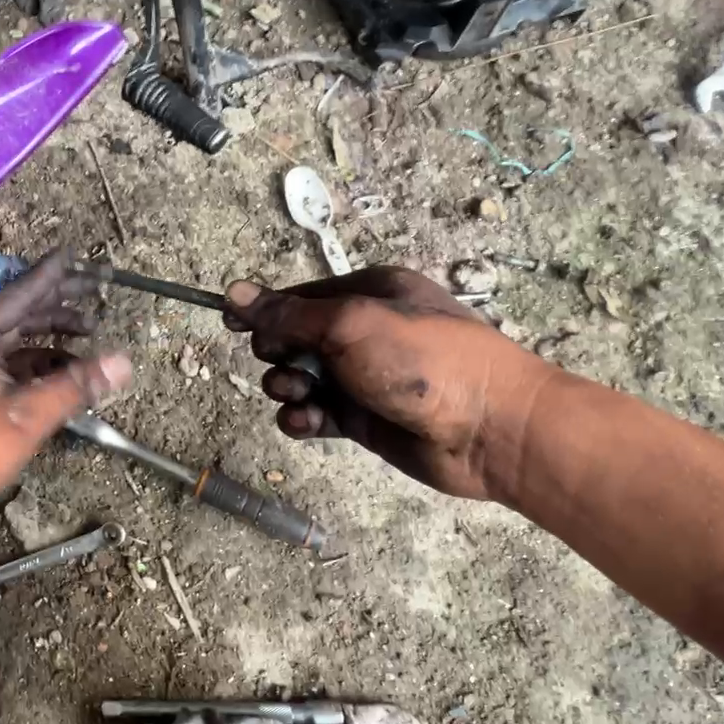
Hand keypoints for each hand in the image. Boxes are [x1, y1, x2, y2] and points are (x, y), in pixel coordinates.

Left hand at [0, 251, 132, 521]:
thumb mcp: (29, 416)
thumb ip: (77, 385)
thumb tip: (122, 362)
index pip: (19, 295)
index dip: (51, 276)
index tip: (74, 255)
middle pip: (19, 311)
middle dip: (58, 304)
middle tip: (95, 289)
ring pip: (15, 337)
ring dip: (51, 334)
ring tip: (89, 331)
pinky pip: (9, 361)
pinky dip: (37, 361)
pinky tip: (66, 366)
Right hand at [222, 267, 549, 501]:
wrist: (494, 431)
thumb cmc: (423, 361)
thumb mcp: (350, 325)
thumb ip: (287, 312)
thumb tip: (232, 291)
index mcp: (368, 293)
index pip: (298, 296)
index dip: (263, 311)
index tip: (229, 324)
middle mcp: (364, 331)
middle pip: (292, 337)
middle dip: (277, 352)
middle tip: (284, 362)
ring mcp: (363, 377)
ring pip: (298, 377)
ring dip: (286, 387)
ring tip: (298, 396)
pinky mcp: (362, 419)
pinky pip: (314, 413)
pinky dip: (301, 418)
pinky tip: (305, 423)